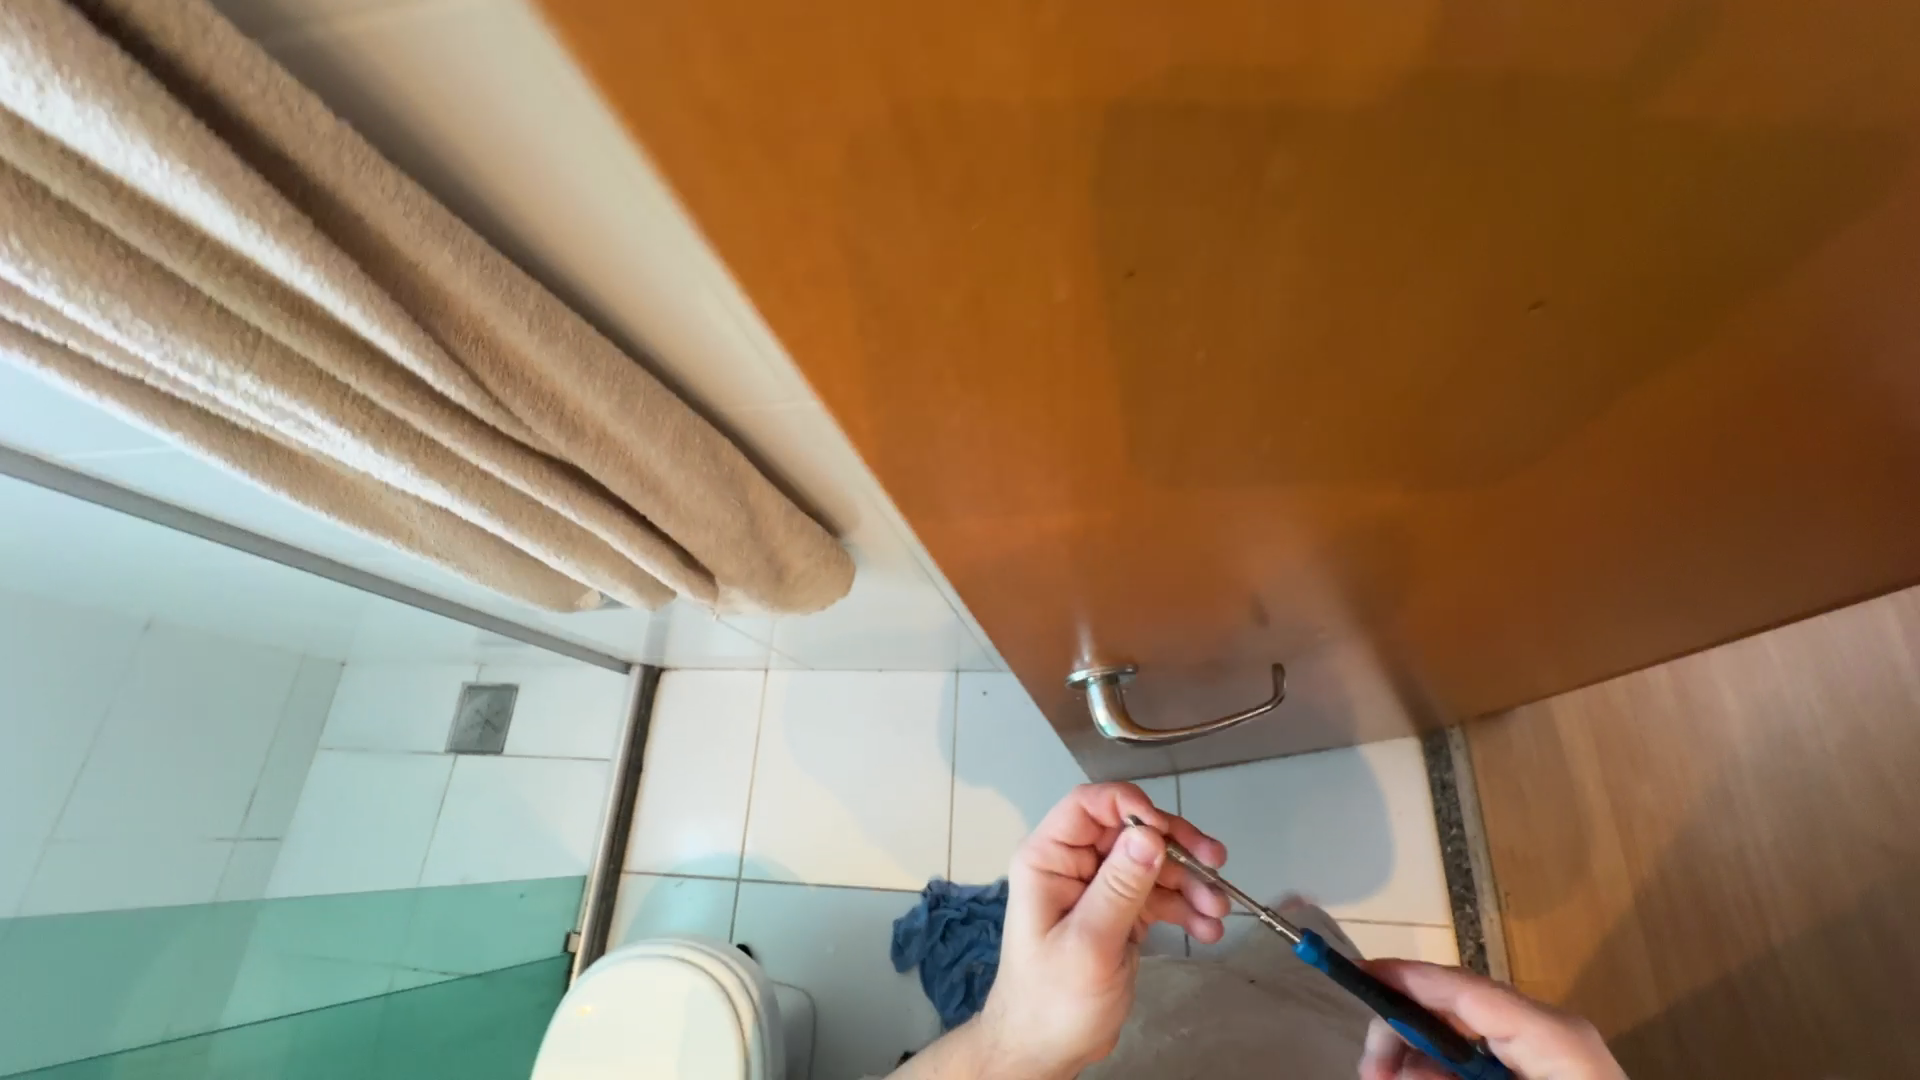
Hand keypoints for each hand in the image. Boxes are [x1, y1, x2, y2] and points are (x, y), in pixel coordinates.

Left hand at [970, 782, 1229, 1078]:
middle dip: (1174, 845)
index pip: (1087, 805)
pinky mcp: (1120, 911)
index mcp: (1049, 857)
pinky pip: (1158, 894)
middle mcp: (1074, 863)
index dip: (1127, 804)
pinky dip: (1185, 906)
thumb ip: (1120, 887)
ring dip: (1189, 880)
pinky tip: (1208, 927)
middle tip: (1214, 859)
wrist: (1046, 1050)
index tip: (1166, 829)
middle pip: (1129, 830)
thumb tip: (1150, 835)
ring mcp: (1099, 886)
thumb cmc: (1052, 1000)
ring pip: (1151, 862)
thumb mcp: (1089, 942)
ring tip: (1217, 908)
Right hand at [1357, 961, 1628, 1079]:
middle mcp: (1546, 1028)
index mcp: (1550, 1032)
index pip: (1461, 986)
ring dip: (1417, 1054)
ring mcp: (1547, 1049)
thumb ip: (1445, 1076)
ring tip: (1385, 1079)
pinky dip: (1443, 1068)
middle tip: (1369, 1069)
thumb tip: (1393, 1067)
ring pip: (1461, 1033)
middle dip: (1403, 1031)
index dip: (1403, 977)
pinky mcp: (1542, 1068)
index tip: (1353, 974)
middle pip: (1453, 1008)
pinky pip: (1479, 1055)